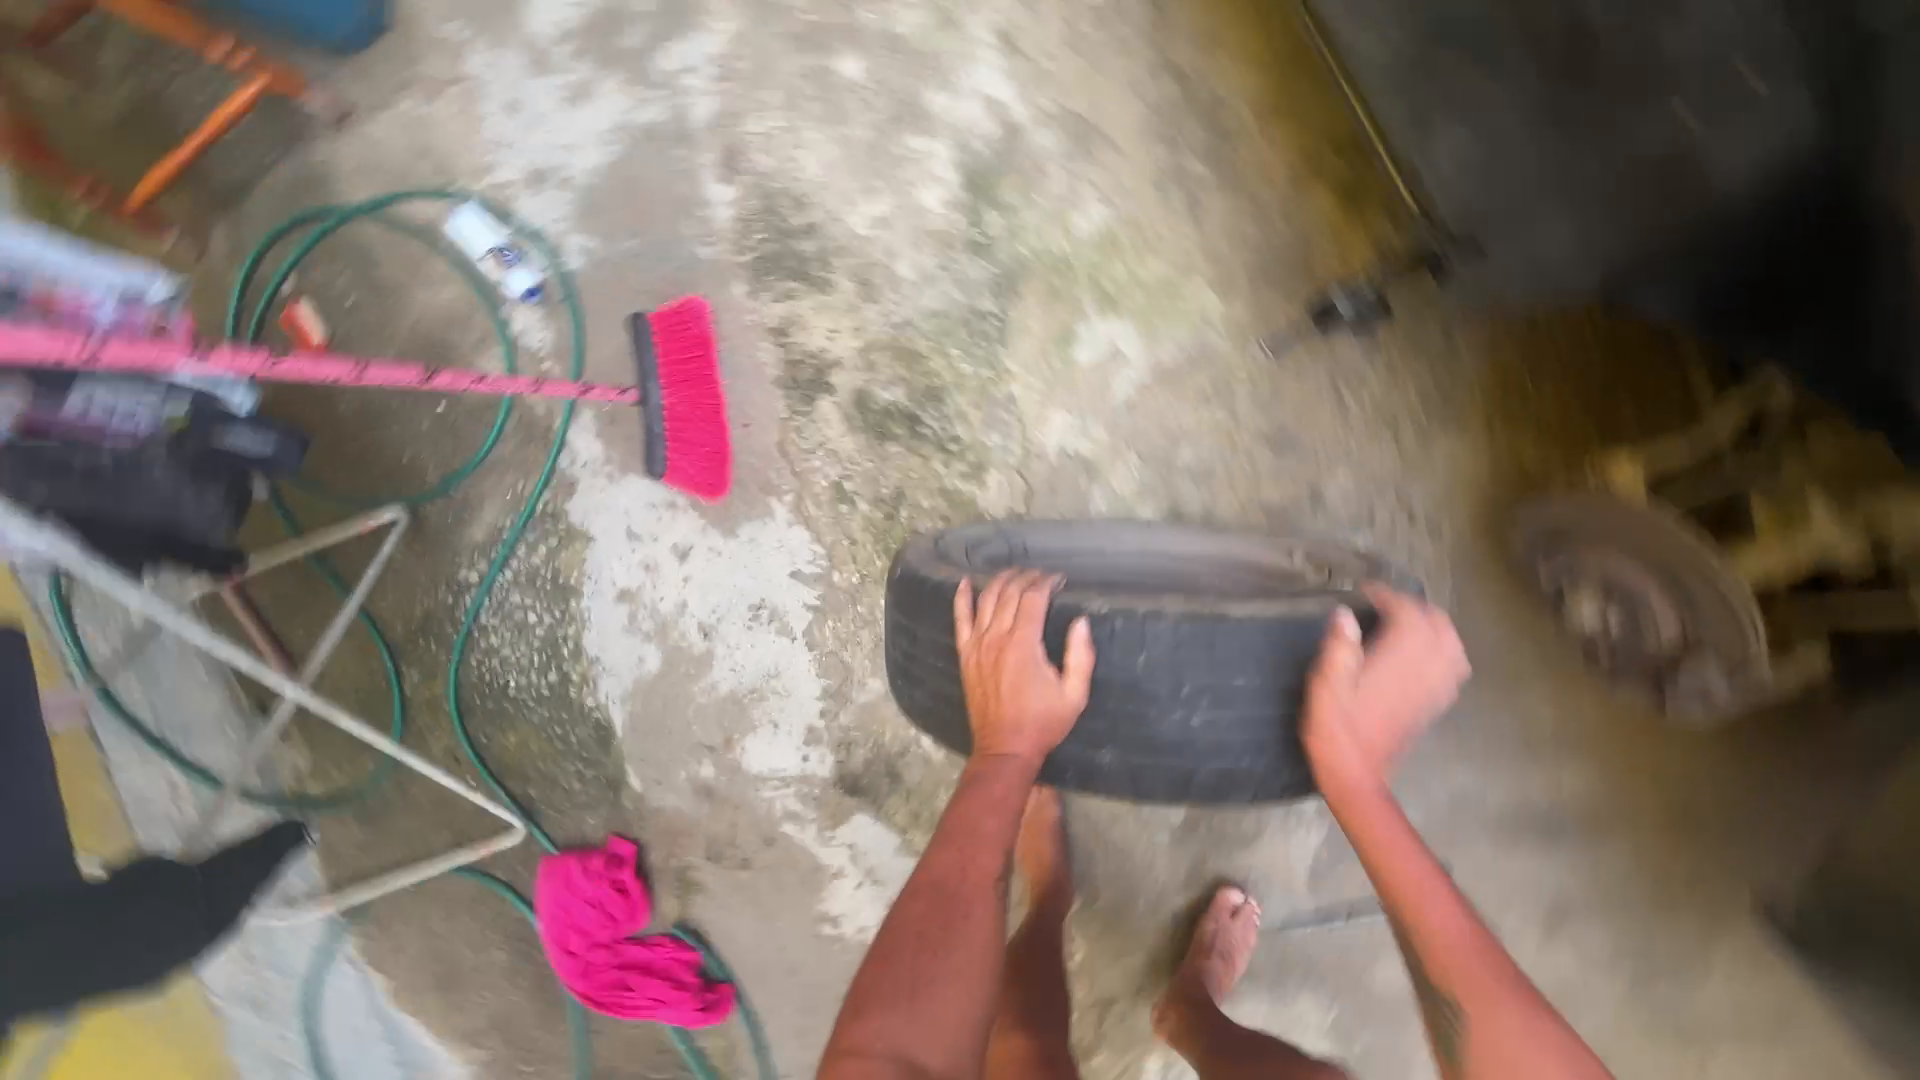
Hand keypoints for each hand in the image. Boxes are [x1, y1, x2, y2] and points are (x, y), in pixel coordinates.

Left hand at [953, 570, 1096, 766]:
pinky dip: (961, 598)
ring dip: (1000, 581)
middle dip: (1026, 578)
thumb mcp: (1075, 694)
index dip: (1046, 583)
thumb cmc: (1043, 723)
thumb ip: (1080, 655)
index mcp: (1024, 645)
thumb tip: (1081, 622)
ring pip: (986, 600)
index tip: (1058, 579)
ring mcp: (977, 645)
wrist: (1005, 748)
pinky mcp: (966, 655)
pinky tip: (965, 582)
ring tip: (1015, 572)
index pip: (1033, 599)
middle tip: (1041, 574)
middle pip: (1009, 594)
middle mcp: (997, 638)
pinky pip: (960, 620)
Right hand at [1302, 584, 1469, 793]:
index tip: (1367, 591)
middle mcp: (1425, 671)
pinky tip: (1423, 654)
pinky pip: (1454, 668)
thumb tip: (1343, 615)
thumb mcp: (1324, 684)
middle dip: (1414, 607)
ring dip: (1434, 627)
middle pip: (1437, 625)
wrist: (1355, 772)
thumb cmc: (1334, 727)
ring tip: (1407, 622)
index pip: (1407, 614)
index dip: (1388, 596)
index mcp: (1398, 661)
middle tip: (1384, 604)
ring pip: (1452, 645)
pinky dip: (1444, 650)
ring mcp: (1434, 689)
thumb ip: (1338, 648)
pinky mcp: (1434, 704)